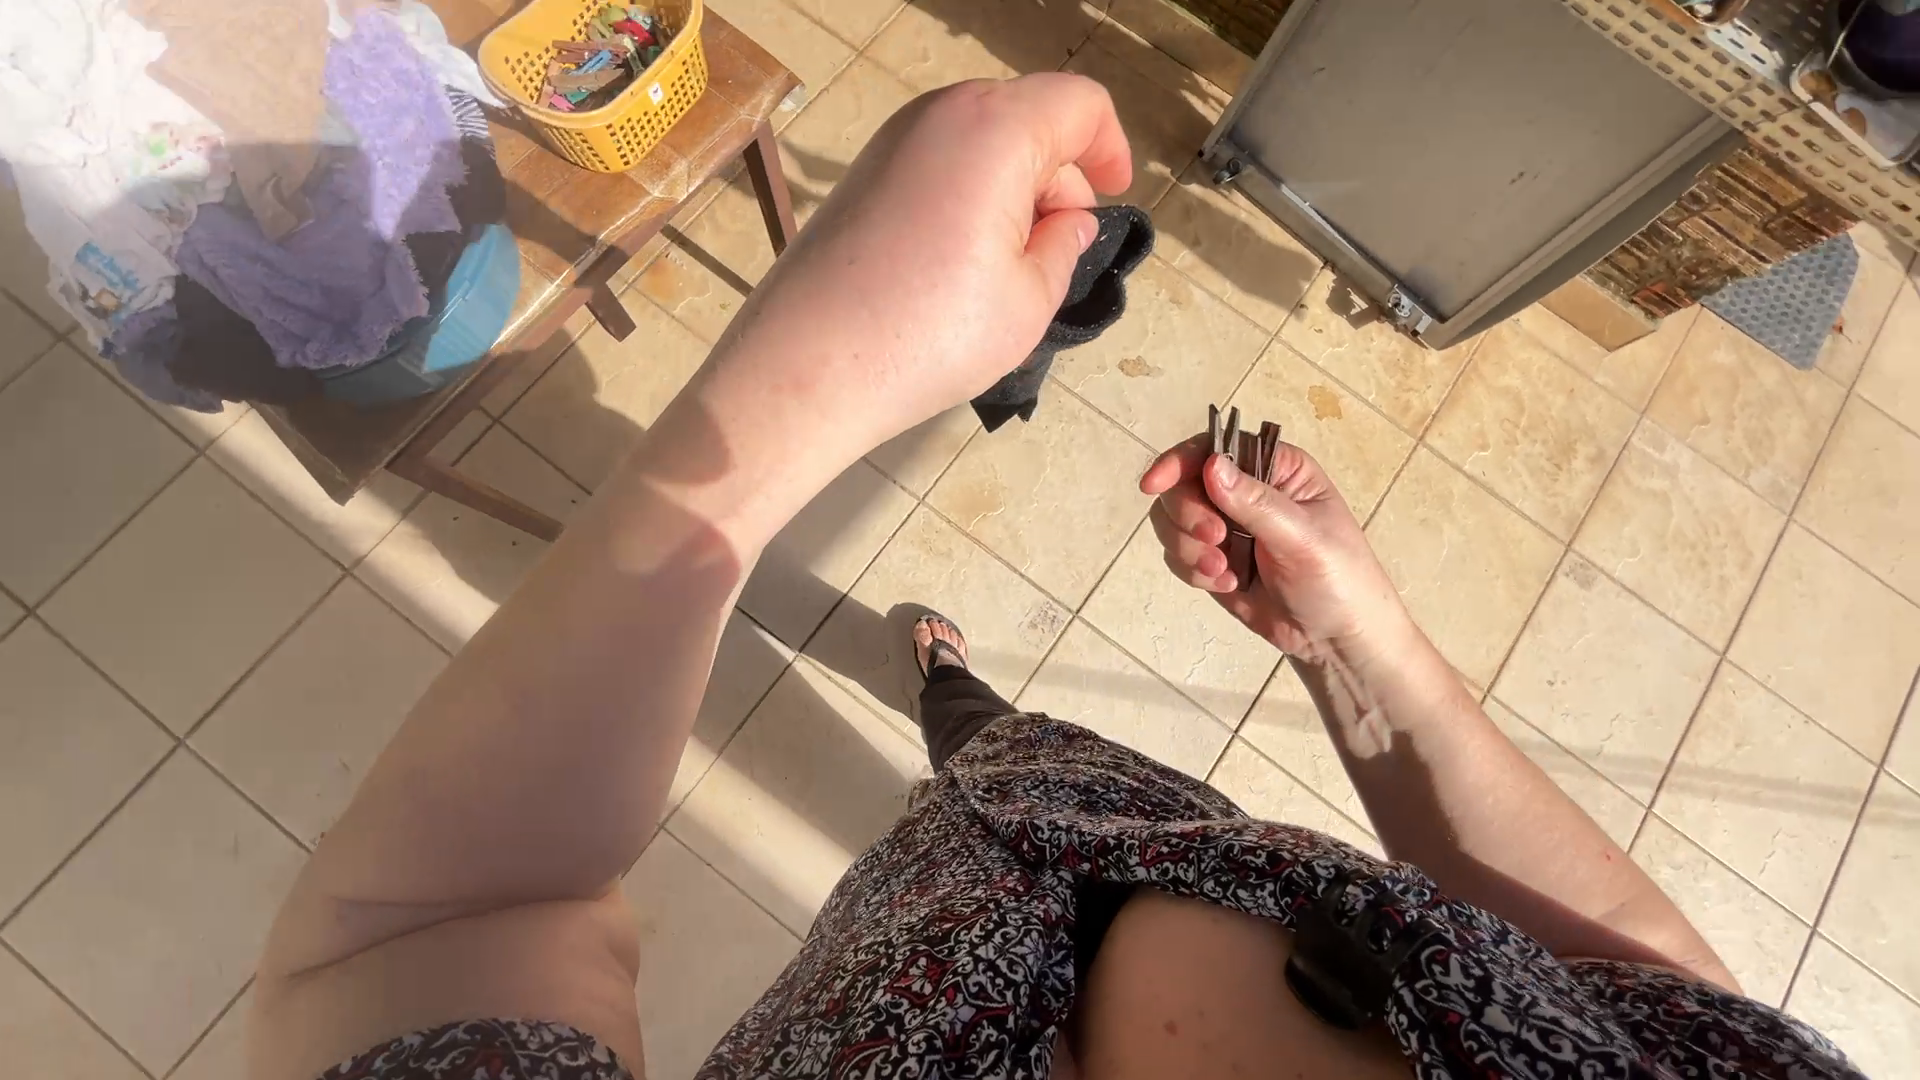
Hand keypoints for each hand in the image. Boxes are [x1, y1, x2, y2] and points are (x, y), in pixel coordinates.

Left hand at [696, 74, 1131, 457]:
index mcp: (993, 129)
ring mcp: (891, 143)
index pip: (1078, 106)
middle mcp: (937, 115)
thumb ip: (1065, 246)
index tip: (1113, 195)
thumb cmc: (929, 339)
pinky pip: (939, 167)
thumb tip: (1070, 220)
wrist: (809, 369)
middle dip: (1058, 178)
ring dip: (1012, 194)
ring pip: (981, 145)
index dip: (1110, 148)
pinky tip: (956, 268)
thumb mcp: (1028, 302)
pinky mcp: (861, 178)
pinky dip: (969, 200)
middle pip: (1026, 120)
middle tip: (1056, 252)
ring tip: (1004, 272)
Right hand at [1140, 436, 1411, 664]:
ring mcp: (1224, 526)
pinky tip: (1228, 585)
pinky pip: (1177, 554)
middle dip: (1189, 516)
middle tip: (1215, 540)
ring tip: (1223, 572)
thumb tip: (1210, 465)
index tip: (1155, 484)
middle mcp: (1243, 491)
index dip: (1180, 461)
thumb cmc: (1338, 578)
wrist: (1334, 639)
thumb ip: (1255, 502)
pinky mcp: (1210, 558)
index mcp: (1275, 469)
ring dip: (1189, 548)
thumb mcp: (1302, 537)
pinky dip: (1193, 571)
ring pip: (1172, 521)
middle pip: (1183, 485)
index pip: (1215, 448)